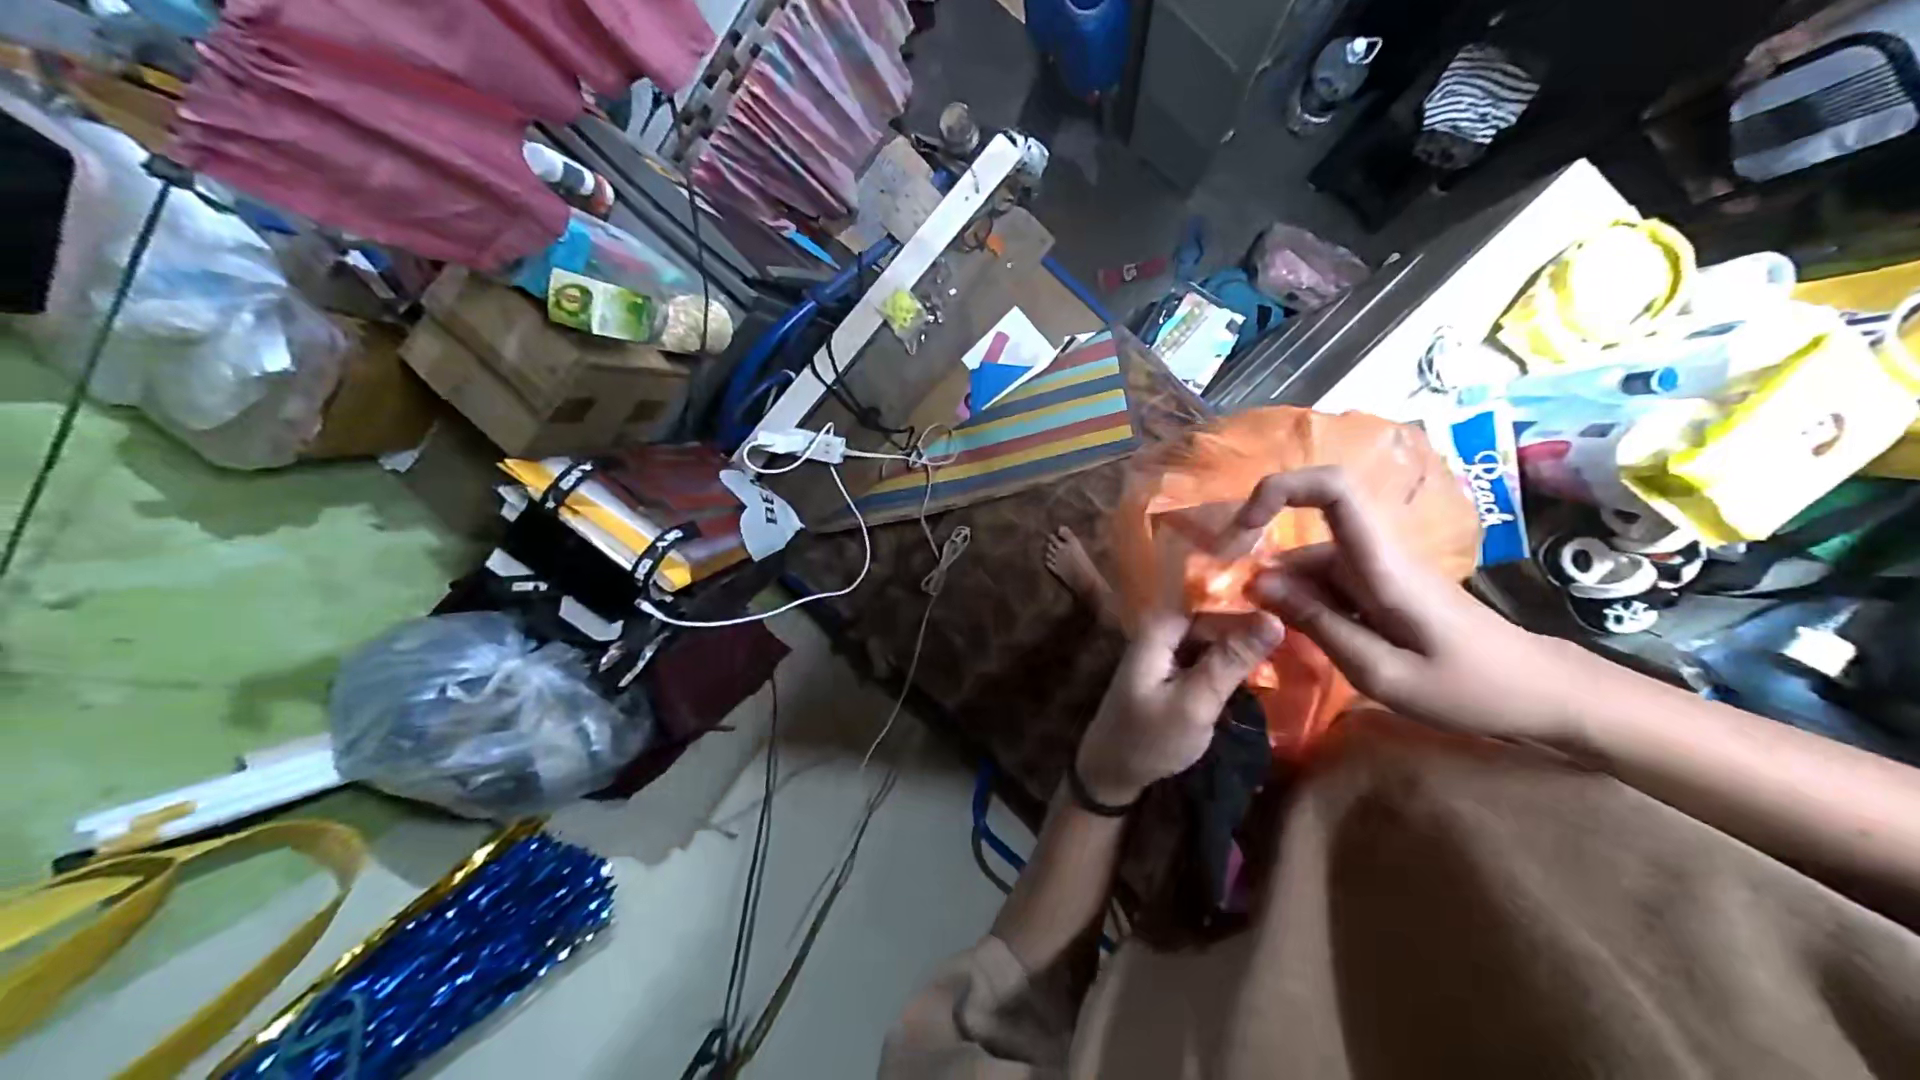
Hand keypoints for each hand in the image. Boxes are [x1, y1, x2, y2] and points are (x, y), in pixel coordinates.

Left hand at [1076, 608, 1285, 806]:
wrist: (1111, 771)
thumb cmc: (1149, 739)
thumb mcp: (1196, 702)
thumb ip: (1231, 660)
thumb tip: (1275, 619)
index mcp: (1161, 626)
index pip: (1218, 599)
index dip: (1256, 605)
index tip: (1298, 614)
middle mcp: (1161, 628)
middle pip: (1218, 618)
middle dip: (1254, 629)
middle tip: (1303, 639)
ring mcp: (1166, 649)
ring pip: (1216, 638)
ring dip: (1246, 649)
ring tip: (1292, 653)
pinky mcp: (1172, 669)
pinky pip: (1208, 656)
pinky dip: (1232, 665)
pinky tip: (1263, 673)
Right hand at [1233, 467, 1595, 746]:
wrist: (1544, 695)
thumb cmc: (1469, 689)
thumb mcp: (1381, 671)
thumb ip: (1317, 625)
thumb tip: (1259, 585)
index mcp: (1382, 564)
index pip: (1334, 489)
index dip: (1281, 489)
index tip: (1243, 528)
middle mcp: (1377, 555)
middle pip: (1304, 541)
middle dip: (1265, 572)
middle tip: (1243, 619)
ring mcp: (1380, 571)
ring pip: (1310, 568)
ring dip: (1284, 597)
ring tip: (1277, 643)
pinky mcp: (1382, 589)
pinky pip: (1327, 586)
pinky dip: (1305, 608)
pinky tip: (1306, 643)